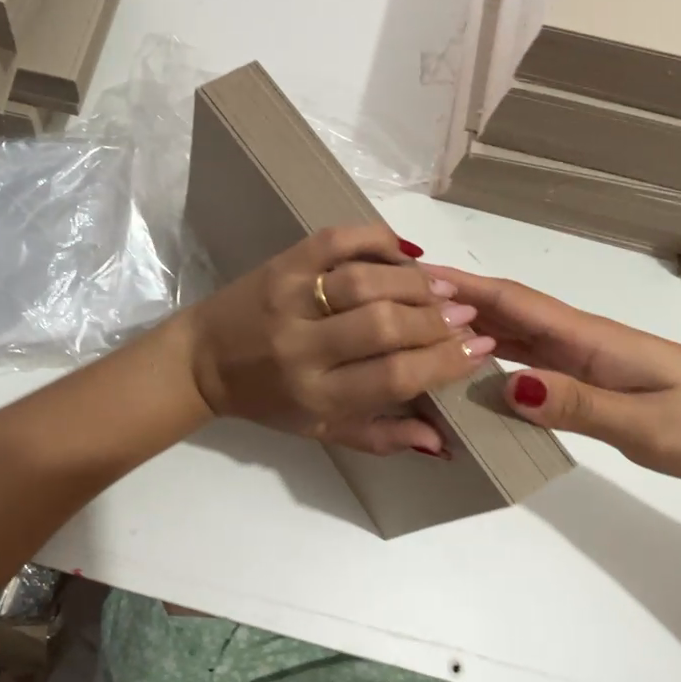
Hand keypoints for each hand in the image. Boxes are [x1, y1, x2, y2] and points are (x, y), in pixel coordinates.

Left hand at [184, 227, 495, 455]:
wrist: (202, 360)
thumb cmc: (267, 400)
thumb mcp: (319, 430)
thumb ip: (380, 436)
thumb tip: (441, 441)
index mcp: (314, 393)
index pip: (394, 376)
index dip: (445, 361)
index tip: (478, 349)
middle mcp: (301, 345)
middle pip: (385, 325)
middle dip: (437, 321)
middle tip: (463, 318)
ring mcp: (289, 297)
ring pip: (364, 281)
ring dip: (414, 284)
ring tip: (442, 290)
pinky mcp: (282, 263)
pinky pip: (337, 240)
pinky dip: (377, 241)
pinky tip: (405, 255)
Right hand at [428, 267, 680, 486]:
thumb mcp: (649, 425)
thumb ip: (577, 404)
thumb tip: (505, 383)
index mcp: (592, 339)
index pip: (514, 302)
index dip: (461, 287)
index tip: (409, 276)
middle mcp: (581, 341)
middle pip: (506, 312)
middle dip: (451, 302)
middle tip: (392, 302)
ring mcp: (586, 361)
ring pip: (514, 336)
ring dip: (466, 329)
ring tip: (414, 331)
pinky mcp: (592, 383)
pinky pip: (528, 363)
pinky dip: (492, 360)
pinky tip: (469, 371)